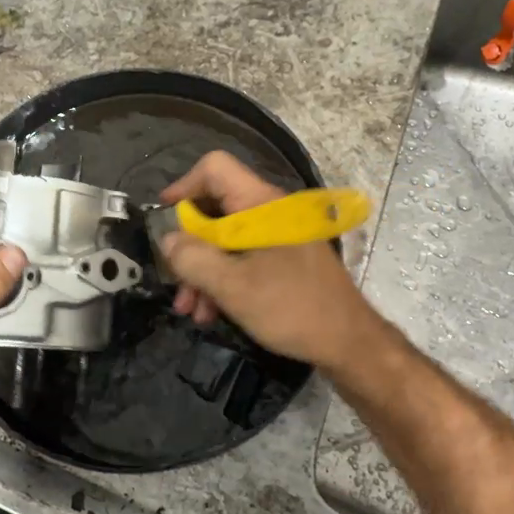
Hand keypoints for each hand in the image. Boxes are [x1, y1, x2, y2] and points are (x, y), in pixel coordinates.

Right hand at [160, 151, 378, 370]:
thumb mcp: (233, 287)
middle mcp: (270, 211)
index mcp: (261, 204)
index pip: (214, 168)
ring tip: (190, 309)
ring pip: (225, 238)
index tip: (164, 219)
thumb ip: (194, 259)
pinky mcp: (283, 259)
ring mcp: (278, 236)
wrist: (350, 344)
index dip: (184, 187)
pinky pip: (242, 257)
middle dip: (189, 244)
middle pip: (214, 207)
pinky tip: (210, 312)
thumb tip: (168, 241)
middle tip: (174, 279)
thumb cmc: (293, 308)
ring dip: (202, 270)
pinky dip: (222, 278)